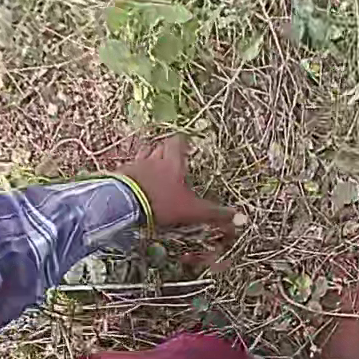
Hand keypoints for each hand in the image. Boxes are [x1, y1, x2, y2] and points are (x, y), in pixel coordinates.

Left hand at [117, 137, 235, 230]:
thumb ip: (213, 213)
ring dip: (149, 159)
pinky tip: (137, 182)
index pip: (178, 141)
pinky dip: (134, 173)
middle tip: (172, 158)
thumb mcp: (191, 210)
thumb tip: (238, 217)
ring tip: (154, 168)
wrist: (124, 204)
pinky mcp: (120, 175)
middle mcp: (153, 158)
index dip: (183, 142)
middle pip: (160, 146)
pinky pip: (129, 169)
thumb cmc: (161, 203)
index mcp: (172, 161)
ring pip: (144, 155)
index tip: (187, 145)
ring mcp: (135, 165)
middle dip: (166, 150)